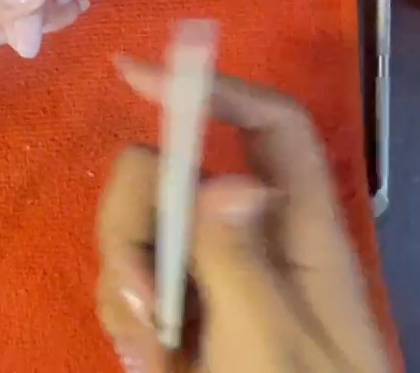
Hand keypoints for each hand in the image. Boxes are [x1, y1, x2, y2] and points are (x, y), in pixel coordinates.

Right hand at [94, 59, 388, 372]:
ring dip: (121, 278)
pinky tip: (141, 359)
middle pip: (168, 171)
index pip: (270, 129)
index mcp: (301, 240)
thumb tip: (225, 178)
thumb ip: (243, 268)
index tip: (130, 75)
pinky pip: (121, 267)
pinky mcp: (173, 302)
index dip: (211, 87)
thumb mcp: (272, 355)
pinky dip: (117, 306)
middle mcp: (247, 239)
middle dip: (134, 222)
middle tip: (139, 294)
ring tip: (145, 355)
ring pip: (133, 219)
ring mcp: (207, 271)